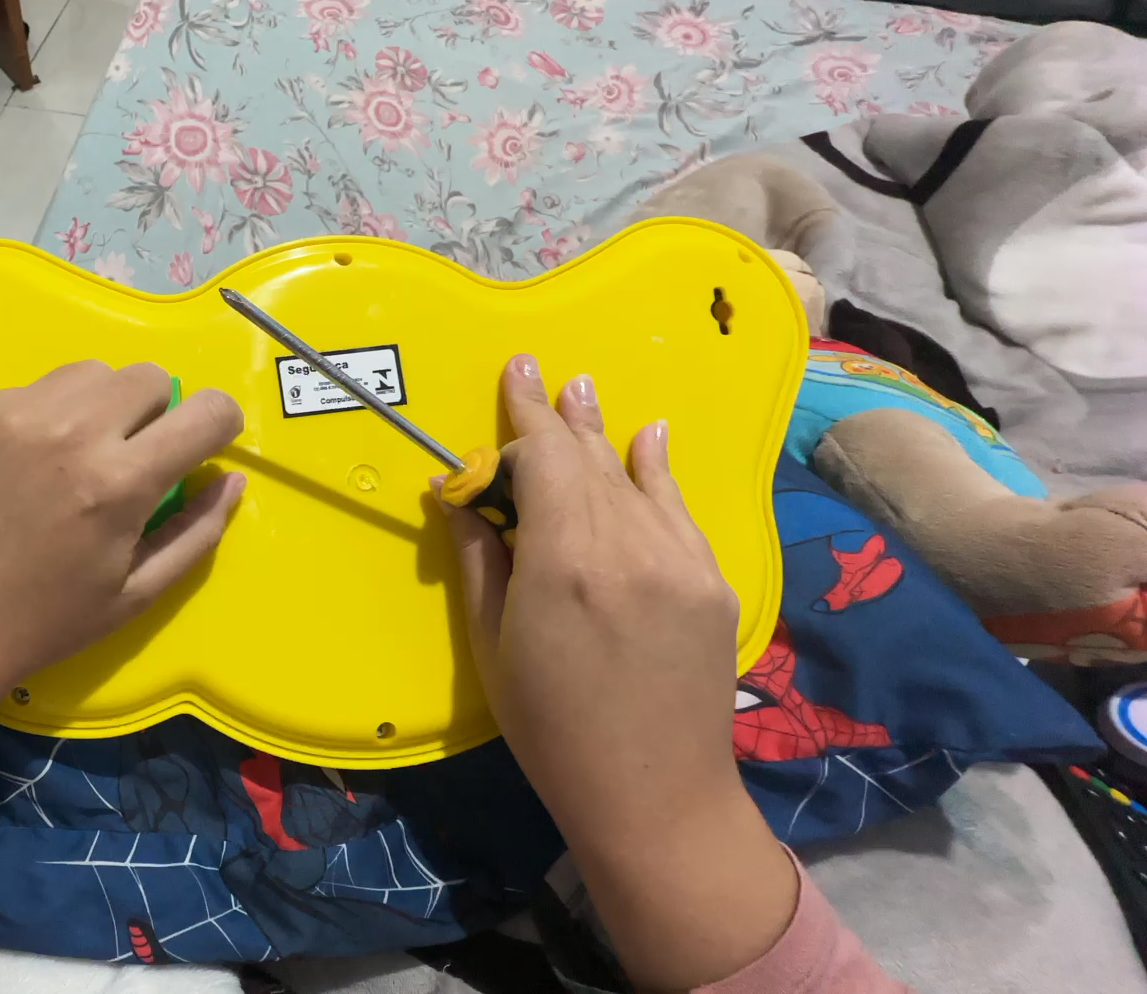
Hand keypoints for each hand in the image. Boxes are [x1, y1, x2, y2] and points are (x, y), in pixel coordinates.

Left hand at [0, 360, 245, 708]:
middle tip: (133, 458)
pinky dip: (49, 414)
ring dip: (105, 404)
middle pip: (148, 376)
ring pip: (91, 373)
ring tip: (78, 454)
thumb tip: (233, 479)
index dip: (221, 423)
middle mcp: (70, 430)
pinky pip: (35, 388)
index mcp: (119, 482)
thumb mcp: (135, 595)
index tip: (207, 443)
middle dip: (159, 412)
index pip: (205, 412)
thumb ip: (197, 531)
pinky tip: (25, 462)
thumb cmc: (41, 623)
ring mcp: (13, 412)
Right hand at [443, 354, 795, 990]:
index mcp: (563, 565)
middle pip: (586, 460)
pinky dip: (658, 468)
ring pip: (631, 477)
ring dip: (601, 432)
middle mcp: (628, 549)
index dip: (523, 418)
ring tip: (581, 388)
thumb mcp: (491, 644)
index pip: (543, 462)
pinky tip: (648, 435)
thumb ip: (478, 559)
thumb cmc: (549, 725)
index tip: (514, 375)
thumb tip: (456, 496)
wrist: (656, 796)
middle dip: (555, 415)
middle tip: (536, 369)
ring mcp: (680, 563)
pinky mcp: (711, 582)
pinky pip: (678, 508)